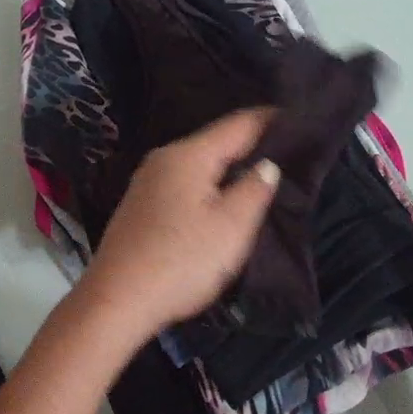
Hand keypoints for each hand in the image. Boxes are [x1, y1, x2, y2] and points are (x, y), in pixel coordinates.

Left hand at [79, 108, 282, 334]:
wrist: (116, 298)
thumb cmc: (180, 260)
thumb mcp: (230, 229)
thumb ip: (254, 191)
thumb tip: (267, 164)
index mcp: (188, 155)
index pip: (236, 124)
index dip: (267, 119)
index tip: (296, 115)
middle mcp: (164, 158)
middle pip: (214, 142)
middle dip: (247, 143)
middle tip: (285, 146)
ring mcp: (147, 180)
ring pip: (197, 163)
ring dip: (226, 165)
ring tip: (258, 171)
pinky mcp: (140, 204)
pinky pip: (183, 182)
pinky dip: (207, 183)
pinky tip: (219, 198)